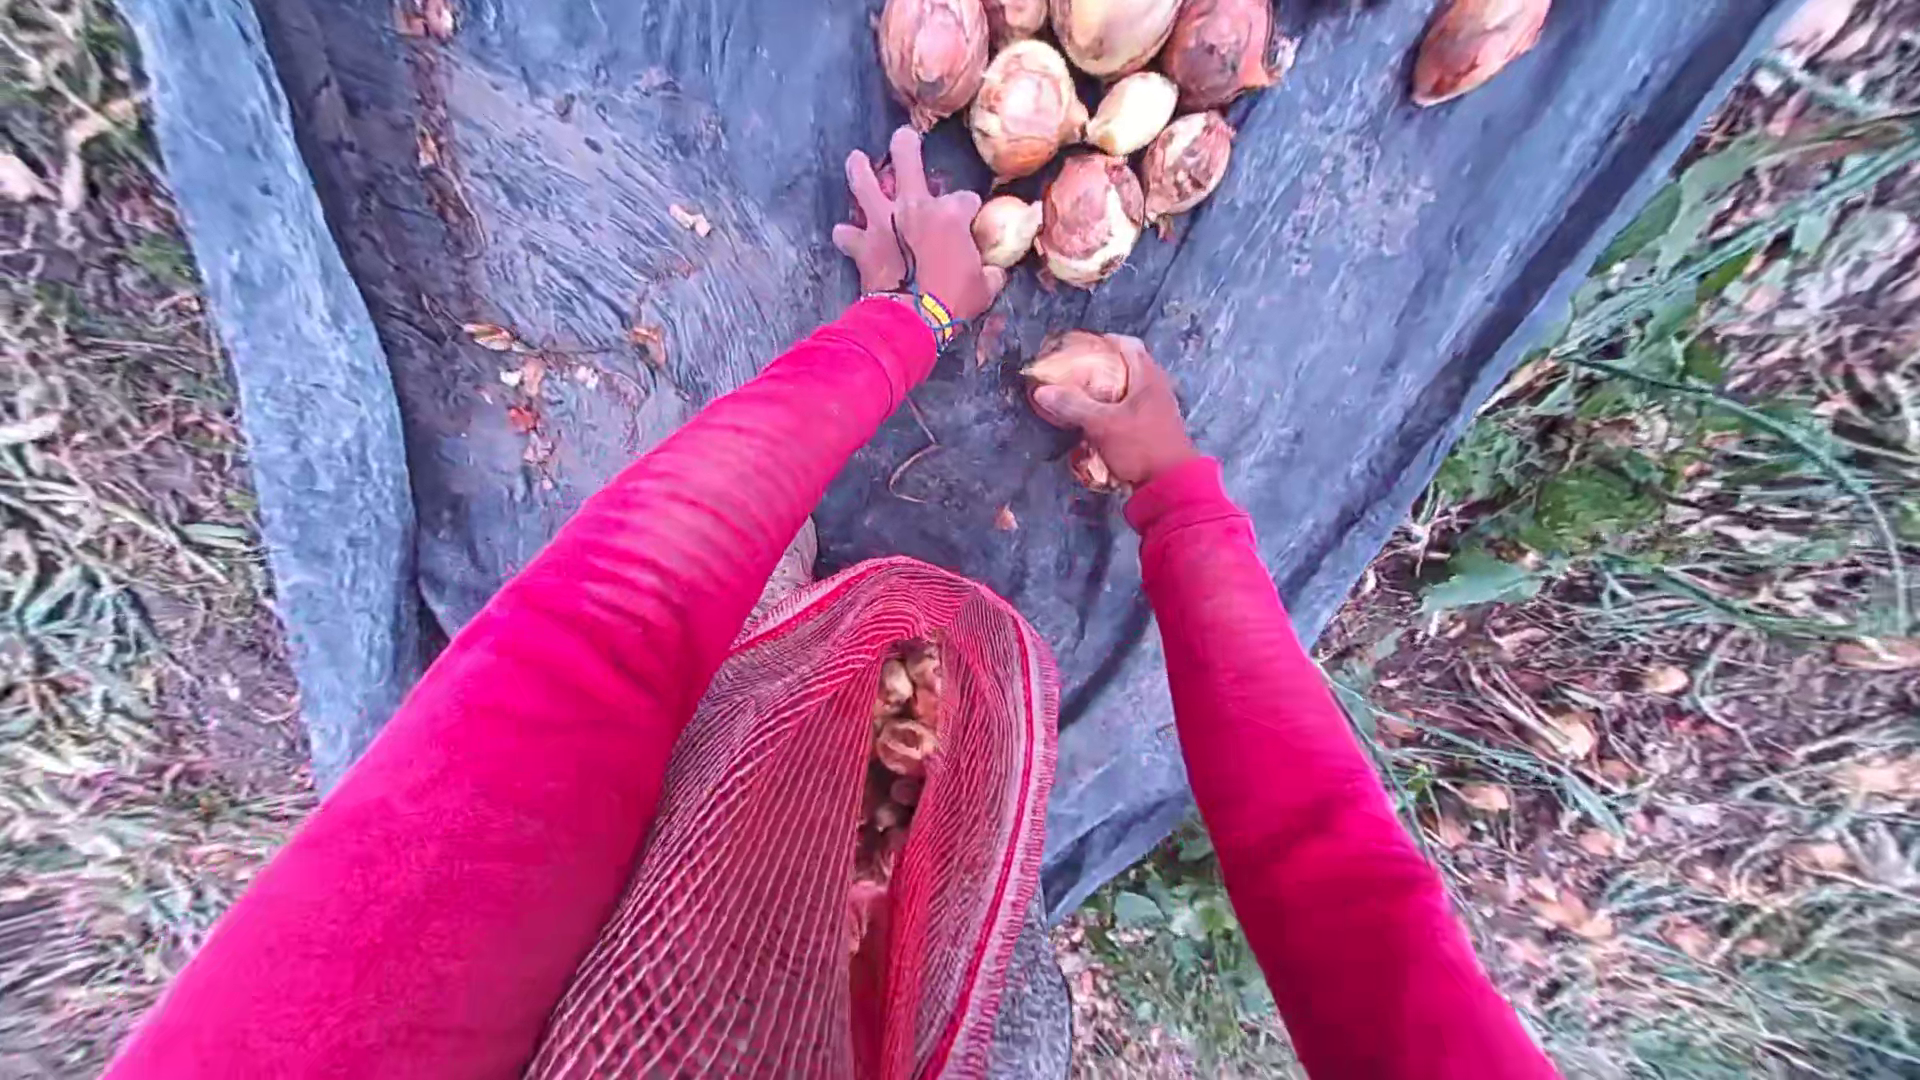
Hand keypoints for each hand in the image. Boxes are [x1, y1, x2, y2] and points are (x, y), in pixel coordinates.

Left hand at [833, 127, 1006, 320]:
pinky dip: (847, 235)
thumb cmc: (953, 303)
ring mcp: (883, 222)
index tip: (969, 223)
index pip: (965, 199)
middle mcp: (913, 206)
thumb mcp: (984, 287)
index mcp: (950, 214)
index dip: (968, 210)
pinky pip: (846, 234)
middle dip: (906, 144)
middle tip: (904, 139)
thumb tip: (994, 271)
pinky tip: (847, 236)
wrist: (914, 322)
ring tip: (857, 161)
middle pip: (906, 155)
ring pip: (863, 181)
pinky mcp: (863, 246)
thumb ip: (989, 272)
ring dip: (859, 170)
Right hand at [1030, 336, 1198, 487]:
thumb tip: (1042, 391)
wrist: (1169, 485)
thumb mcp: (1103, 424)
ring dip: (1108, 392)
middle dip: (1103, 368)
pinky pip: (1131, 410)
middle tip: (1077, 373)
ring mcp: (1158, 410)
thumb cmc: (1141, 446)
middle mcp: (1157, 389)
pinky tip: (1098, 421)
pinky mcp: (1154, 429)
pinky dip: (1114, 410)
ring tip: (1083, 397)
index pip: (1128, 344)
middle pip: (1128, 367)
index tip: (1082, 347)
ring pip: (1129, 391)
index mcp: (1149, 377)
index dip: (1105, 341)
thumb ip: (1073, 406)